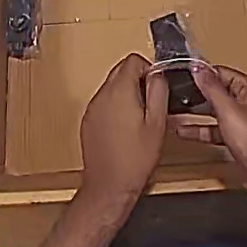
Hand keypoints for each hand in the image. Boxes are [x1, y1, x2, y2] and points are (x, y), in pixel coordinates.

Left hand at [79, 53, 168, 207]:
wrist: (109, 187)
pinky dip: (116, 106)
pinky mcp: (88, 121)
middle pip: (121, 70)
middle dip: (138, 80)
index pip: (132, 60)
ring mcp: (92, 108)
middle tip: (151, 102)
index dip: (149, 69)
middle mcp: (101, 95)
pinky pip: (104, 102)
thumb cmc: (135, 158)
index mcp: (119, 91)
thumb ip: (159, 90)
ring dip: (127, 93)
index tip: (157, 87)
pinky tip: (126, 128)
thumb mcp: (157, 122)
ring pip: (112, 86)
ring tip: (140, 118)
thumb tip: (158, 73)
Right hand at [168, 64, 246, 180]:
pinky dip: (202, 129)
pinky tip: (184, 131)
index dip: (203, 73)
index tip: (184, 73)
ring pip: (215, 110)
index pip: (222, 72)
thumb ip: (212, 89)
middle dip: (198, 92)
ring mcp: (243, 120)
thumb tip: (198, 68)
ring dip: (197, 111)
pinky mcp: (238, 137)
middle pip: (218, 91)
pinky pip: (216, 128)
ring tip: (176, 108)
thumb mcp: (229, 111)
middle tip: (176, 91)